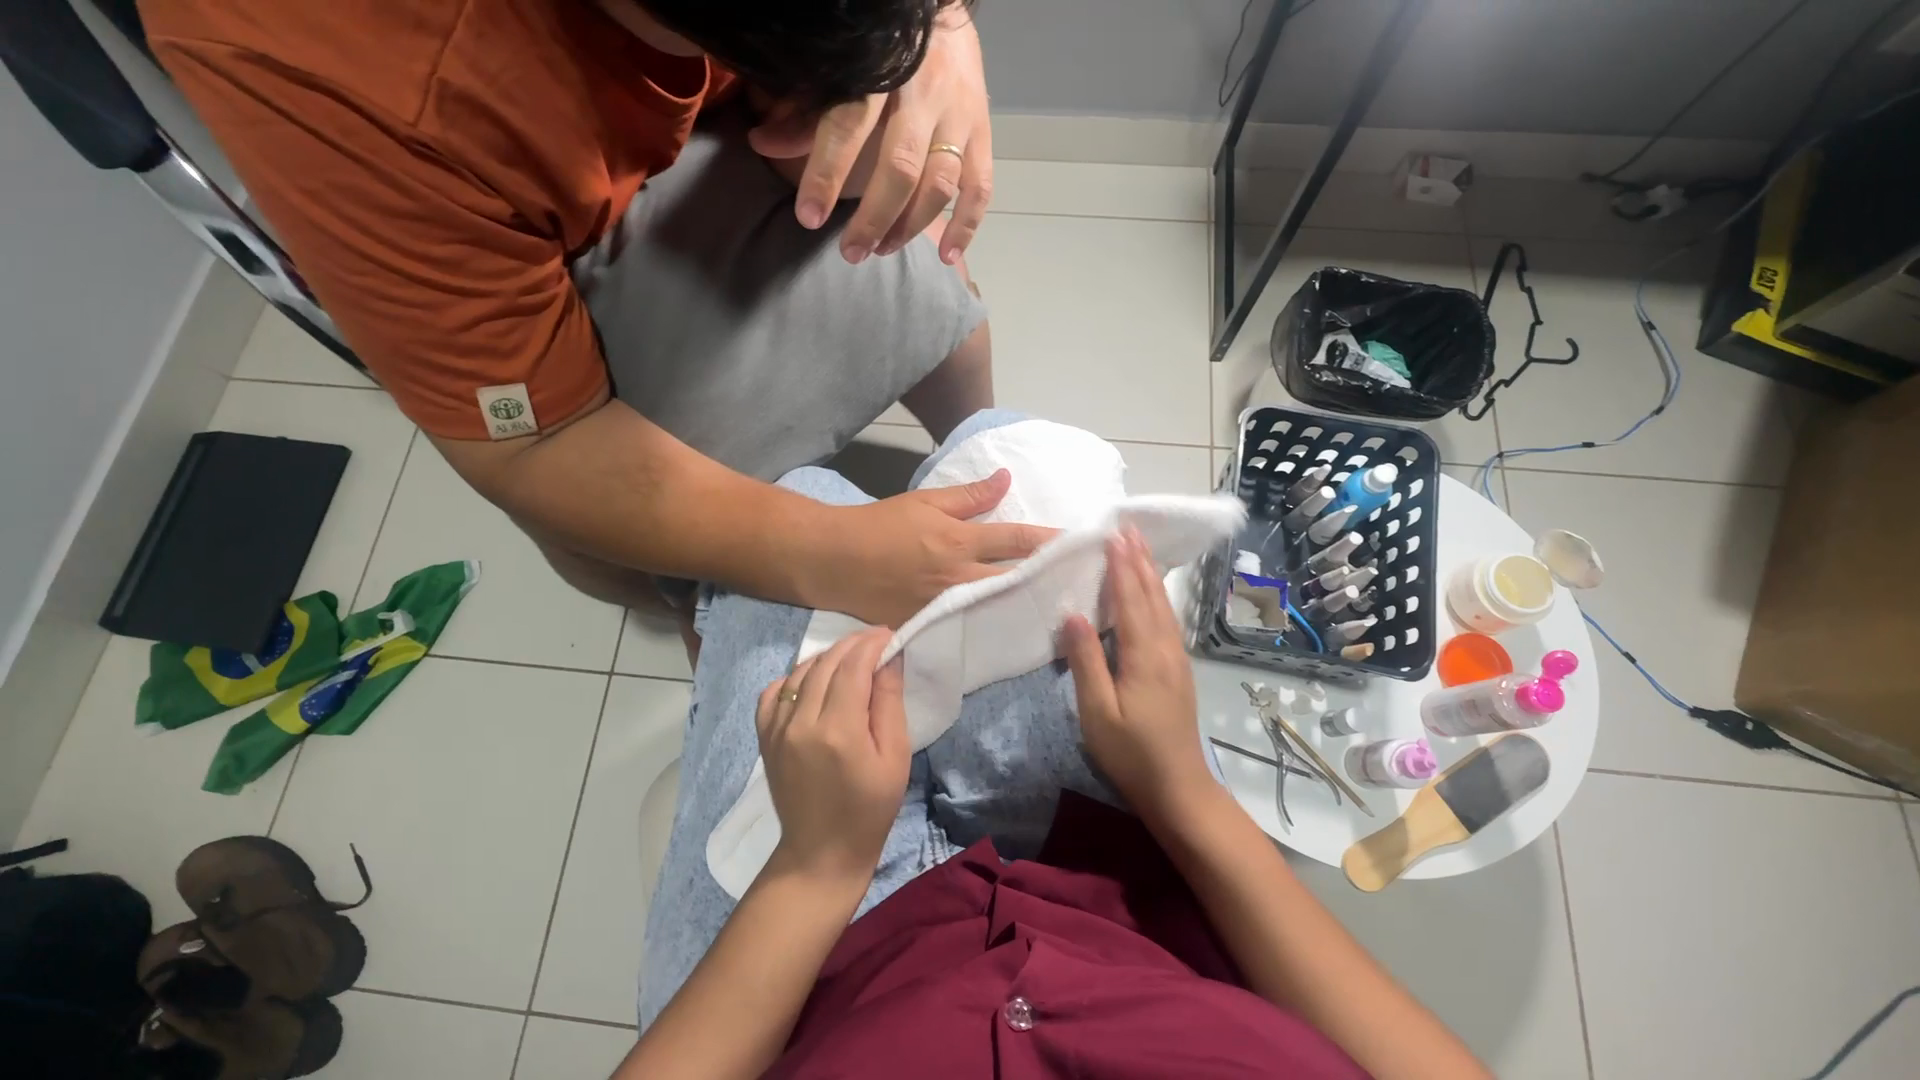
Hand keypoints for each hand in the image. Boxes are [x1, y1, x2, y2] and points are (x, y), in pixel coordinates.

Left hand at [757, 629, 911, 883]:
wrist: (822, 852)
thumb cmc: (869, 809)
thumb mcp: (894, 757)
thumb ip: (889, 704)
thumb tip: (889, 659)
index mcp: (838, 729)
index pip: (853, 666)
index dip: (872, 643)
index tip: (890, 635)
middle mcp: (801, 721)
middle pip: (826, 663)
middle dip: (854, 645)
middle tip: (877, 641)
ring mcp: (777, 728)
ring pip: (801, 672)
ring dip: (828, 657)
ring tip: (852, 658)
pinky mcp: (765, 737)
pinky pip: (775, 691)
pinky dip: (796, 678)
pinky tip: (814, 682)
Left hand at [758, 9, 990, 265]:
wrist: (941, 7)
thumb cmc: (880, 46)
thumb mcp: (839, 67)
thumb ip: (803, 108)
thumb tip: (763, 144)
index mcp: (880, 70)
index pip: (849, 127)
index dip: (827, 174)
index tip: (809, 218)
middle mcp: (924, 93)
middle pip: (901, 167)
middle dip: (874, 218)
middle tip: (851, 252)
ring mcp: (959, 114)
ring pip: (940, 183)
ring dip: (911, 225)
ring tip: (882, 250)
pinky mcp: (982, 132)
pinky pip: (980, 187)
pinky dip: (966, 226)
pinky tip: (947, 256)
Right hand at [809, 469, 1054, 627]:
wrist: (835, 559)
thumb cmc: (880, 524)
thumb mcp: (925, 501)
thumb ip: (969, 496)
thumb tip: (1005, 480)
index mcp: (960, 542)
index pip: (1016, 541)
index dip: (1048, 541)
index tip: (1075, 542)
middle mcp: (959, 578)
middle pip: (1014, 579)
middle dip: (1046, 578)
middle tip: (1076, 580)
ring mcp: (946, 607)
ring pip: (996, 607)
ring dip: (1024, 604)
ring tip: (1055, 604)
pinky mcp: (930, 626)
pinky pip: (968, 625)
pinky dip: (990, 623)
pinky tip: (1010, 628)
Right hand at [1063, 530, 1213, 817]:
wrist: (1178, 787)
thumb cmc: (1130, 752)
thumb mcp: (1096, 712)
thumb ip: (1086, 661)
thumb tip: (1074, 614)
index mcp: (1144, 655)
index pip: (1131, 599)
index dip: (1121, 566)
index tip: (1113, 534)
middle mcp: (1166, 649)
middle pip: (1153, 595)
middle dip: (1139, 560)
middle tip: (1128, 528)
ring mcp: (1177, 659)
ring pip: (1164, 606)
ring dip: (1151, 574)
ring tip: (1140, 548)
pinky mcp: (1178, 671)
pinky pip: (1168, 620)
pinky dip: (1157, 596)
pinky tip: (1153, 593)